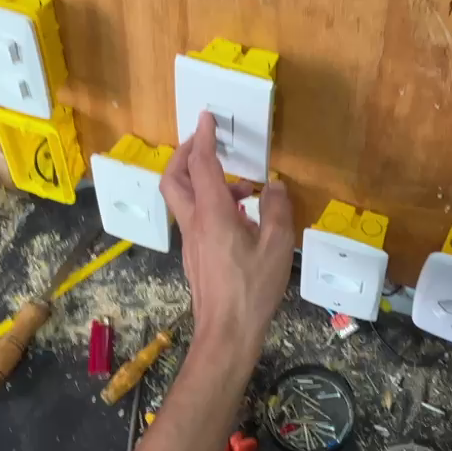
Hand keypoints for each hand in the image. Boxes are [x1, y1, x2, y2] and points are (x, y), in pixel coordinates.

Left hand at [160, 111, 293, 355]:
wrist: (226, 332)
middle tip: (206, 143)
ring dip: (203, 181)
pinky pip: (196, 216)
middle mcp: (195, 222)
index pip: (201, 164)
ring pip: (184, 197)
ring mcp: (191, 240)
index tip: (207, 117)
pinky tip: (240, 218)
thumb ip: (278, 210)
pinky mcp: (195, 255)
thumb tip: (274, 186)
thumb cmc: (252, 289)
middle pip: (174, 178)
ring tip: (244, 189)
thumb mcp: (277, 246)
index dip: (203, 137)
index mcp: (213, 213)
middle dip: (185, 153)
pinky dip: (211, 203)